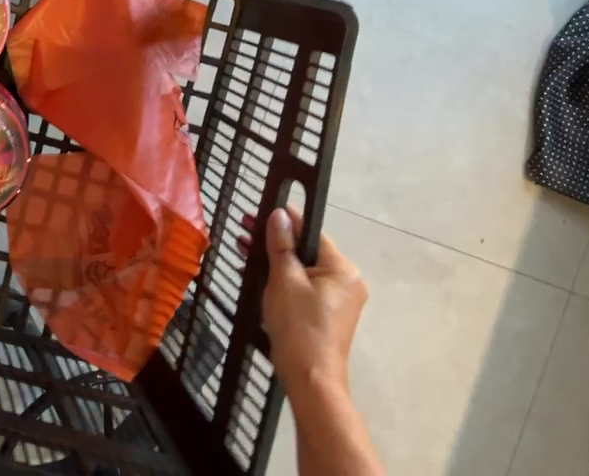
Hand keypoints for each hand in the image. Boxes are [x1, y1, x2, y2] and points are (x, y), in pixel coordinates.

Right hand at [256, 207, 367, 389]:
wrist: (309, 378)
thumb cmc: (299, 324)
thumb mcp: (284, 279)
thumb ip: (281, 244)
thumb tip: (278, 214)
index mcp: (343, 270)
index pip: (311, 232)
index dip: (284, 220)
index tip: (257, 210)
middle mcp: (346, 281)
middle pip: (305, 249)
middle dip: (273, 240)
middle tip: (243, 228)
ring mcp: (337, 299)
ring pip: (301, 268)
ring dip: (272, 258)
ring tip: (242, 248)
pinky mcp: (325, 313)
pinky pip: (301, 284)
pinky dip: (280, 277)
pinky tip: (255, 272)